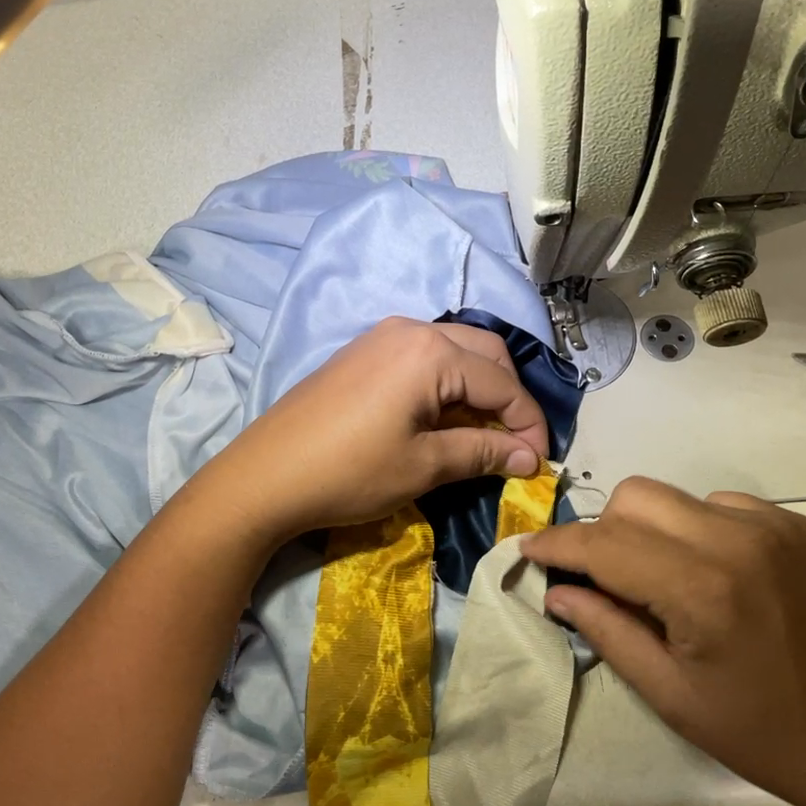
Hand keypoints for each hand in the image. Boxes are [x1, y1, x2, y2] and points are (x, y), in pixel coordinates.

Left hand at [186, 317, 549, 543]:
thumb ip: (482, 453)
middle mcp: (411, 329)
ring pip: (455, 350)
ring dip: (479, 387)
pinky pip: (424, 356)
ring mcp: (382, 336)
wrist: (265, 476)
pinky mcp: (363, 351)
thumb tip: (529, 458)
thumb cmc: (349, 472)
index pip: (503, 382)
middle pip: (485, 353)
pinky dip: (447, 382)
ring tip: (483, 433)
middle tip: (514, 444)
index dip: (529, 423)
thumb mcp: (423, 466)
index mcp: (431, 352)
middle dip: (508, 396)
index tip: (540, 463)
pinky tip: (443, 417)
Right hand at [523, 478, 805, 805]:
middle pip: (636, 497)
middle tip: (606, 578)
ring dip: (653, 528)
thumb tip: (556, 589)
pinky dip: (700, 529)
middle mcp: (737, 539)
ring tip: (666, 578)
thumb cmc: (762, 730)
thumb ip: (606, 630)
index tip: (531, 549)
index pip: (605, 543)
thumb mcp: (670, 694)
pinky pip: (723, 504)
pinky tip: (716, 573)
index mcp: (702, 589)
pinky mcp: (800, 524)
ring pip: (676, 495)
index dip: (560, 544)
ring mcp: (775, 525)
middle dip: (606, 531)